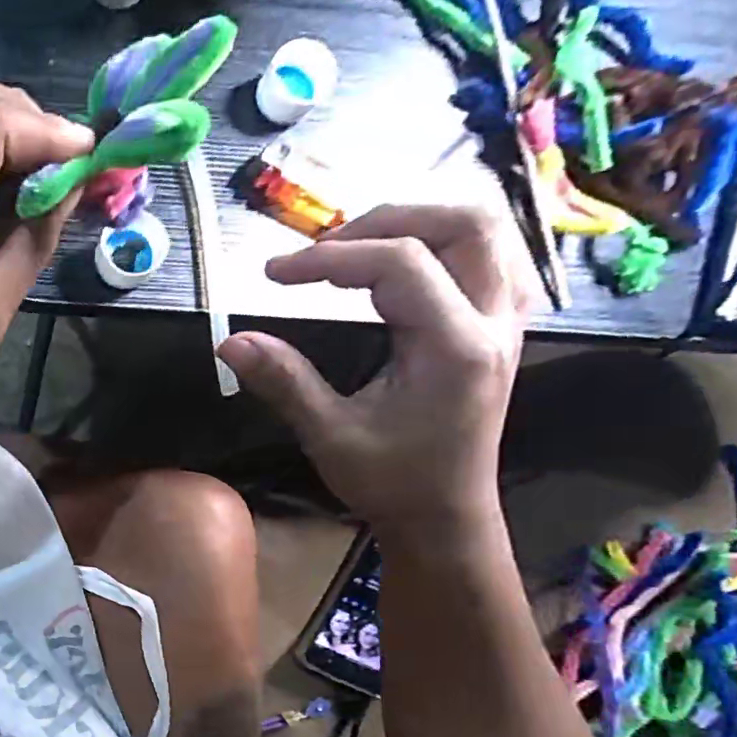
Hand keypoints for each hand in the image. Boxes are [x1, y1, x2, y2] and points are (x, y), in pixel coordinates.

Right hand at [217, 205, 543, 532]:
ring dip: (420, 223)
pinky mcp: (499, 329)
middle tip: (323, 248)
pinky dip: (447, 244)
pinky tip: (410, 262)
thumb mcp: (330, 435)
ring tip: (358, 245)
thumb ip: (284, 381)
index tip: (273, 273)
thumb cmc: (391, 481)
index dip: (328, 258)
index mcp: (453, 344)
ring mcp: (505, 322)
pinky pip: (492, 257)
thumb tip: (230, 342)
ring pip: (485, 232)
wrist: (445, 516)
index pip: (398, 263)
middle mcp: (492, 320)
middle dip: (385, 220)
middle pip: (462, 224)